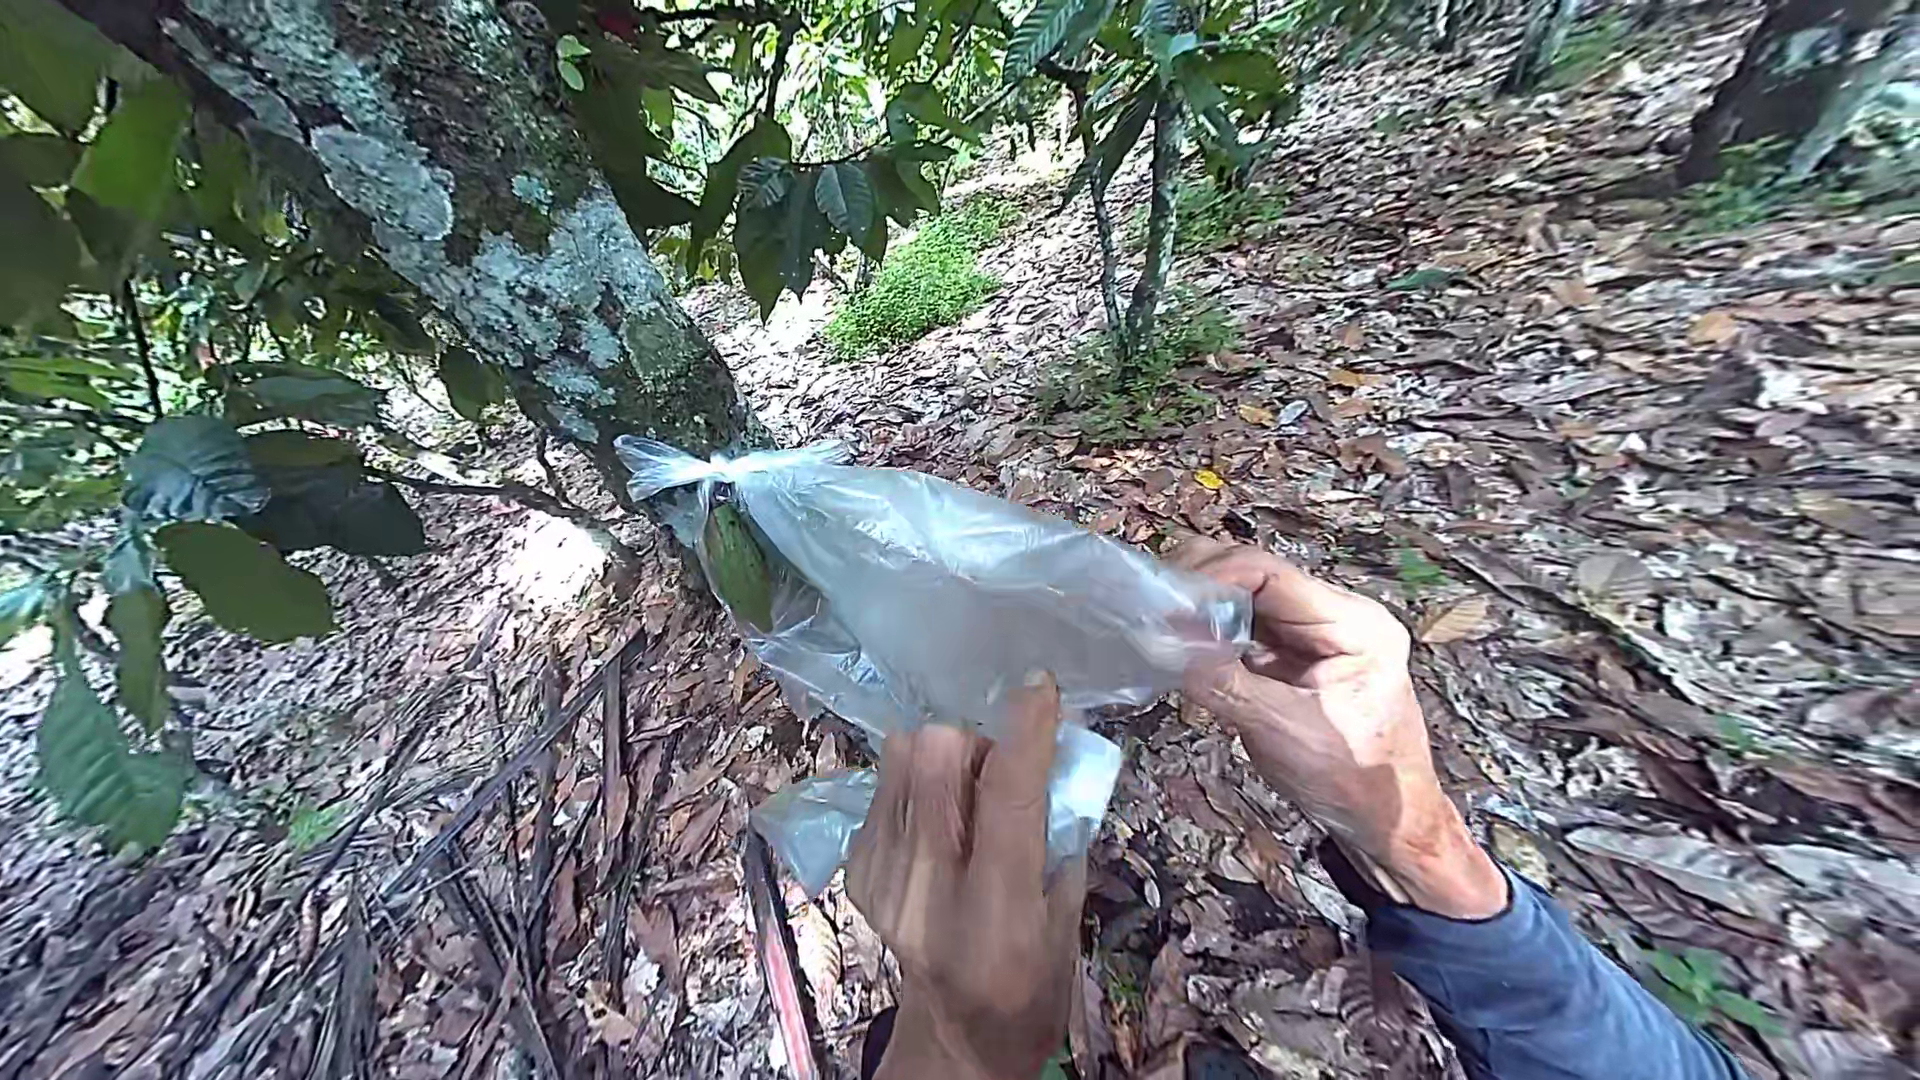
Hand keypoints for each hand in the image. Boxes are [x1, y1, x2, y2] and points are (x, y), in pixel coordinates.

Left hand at [846, 672, 1084, 1079]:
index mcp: (994, 915)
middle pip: (936, 754)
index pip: (1006, 797)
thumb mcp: (1067, 912)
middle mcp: (924, 890)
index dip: (1026, 731)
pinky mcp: (855, 865)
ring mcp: (879, 876)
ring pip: (904, 751)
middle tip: (996, 776)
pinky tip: (936, 820)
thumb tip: (1050, 740)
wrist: (957, 1034)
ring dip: (944, 755)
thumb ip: (1058, 824)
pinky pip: (887, 774)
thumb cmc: (1032, 979)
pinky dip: (918, 778)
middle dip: (975, 744)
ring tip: (964, 796)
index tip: (1040, 686)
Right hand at [1173, 540, 1505, 917]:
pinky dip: (1205, 622)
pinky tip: (1179, 637)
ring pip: (1240, 589)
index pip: (1268, 573)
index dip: (1211, 579)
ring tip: (1158, 621)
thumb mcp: (1281, 730)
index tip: (1165, 607)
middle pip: (1251, 570)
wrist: (1387, 821)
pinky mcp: (1288, 645)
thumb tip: (1156, 640)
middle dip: (1198, 583)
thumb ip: (1219, 680)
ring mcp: (1309, 627)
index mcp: (1352, 623)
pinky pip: (1238, 617)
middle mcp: (1332, 611)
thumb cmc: (1351, 780)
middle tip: (1152, 609)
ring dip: (1197, 601)